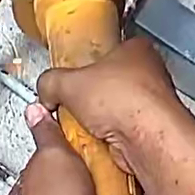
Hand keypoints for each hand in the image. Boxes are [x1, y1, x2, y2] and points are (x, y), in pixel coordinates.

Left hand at [19, 103, 155, 194]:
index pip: (73, 144)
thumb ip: (48, 132)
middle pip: (100, 170)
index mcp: (49, 168)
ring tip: (137, 191)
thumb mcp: (52, 154)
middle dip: (116, 167)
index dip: (90, 135)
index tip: (107, 129)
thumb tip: (36, 111)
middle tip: (125, 161)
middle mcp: (65, 191)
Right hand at [35, 39, 187, 177]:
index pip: (103, 55)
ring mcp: (151, 108)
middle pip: (106, 89)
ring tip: (88, 129)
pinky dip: (106, 144)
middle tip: (75, 110)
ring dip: (96, 127)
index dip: (83, 69)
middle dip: (87, 103)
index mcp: (136, 50)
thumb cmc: (127, 102)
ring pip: (112, 117)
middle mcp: (149, 77)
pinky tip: (101, 145)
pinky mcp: (149, 136)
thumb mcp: (69, 83)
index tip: (70, 82)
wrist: (148, 141)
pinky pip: (119, 139)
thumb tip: (44, 89)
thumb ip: (50, 82)